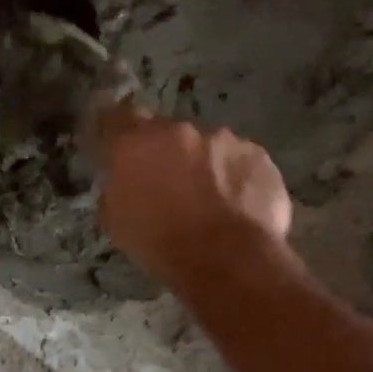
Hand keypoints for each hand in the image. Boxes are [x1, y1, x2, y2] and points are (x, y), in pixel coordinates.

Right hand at [93, 99, 293, 282]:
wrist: (225, 256)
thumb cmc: (156, 239)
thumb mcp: (113, 216)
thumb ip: (117, 185)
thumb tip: (126, 179)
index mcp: (134, 142)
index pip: (117, 115)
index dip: (116, 126)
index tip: (116, 140)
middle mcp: (178, 130)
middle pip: (165, 131)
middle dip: (162, 150)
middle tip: (163, 180)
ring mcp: (223, 139)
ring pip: (204, 144)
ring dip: (199, 161)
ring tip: (204, 195)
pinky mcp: (258, 155)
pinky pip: (237, 159)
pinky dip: (231, 174)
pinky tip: (231, 201)